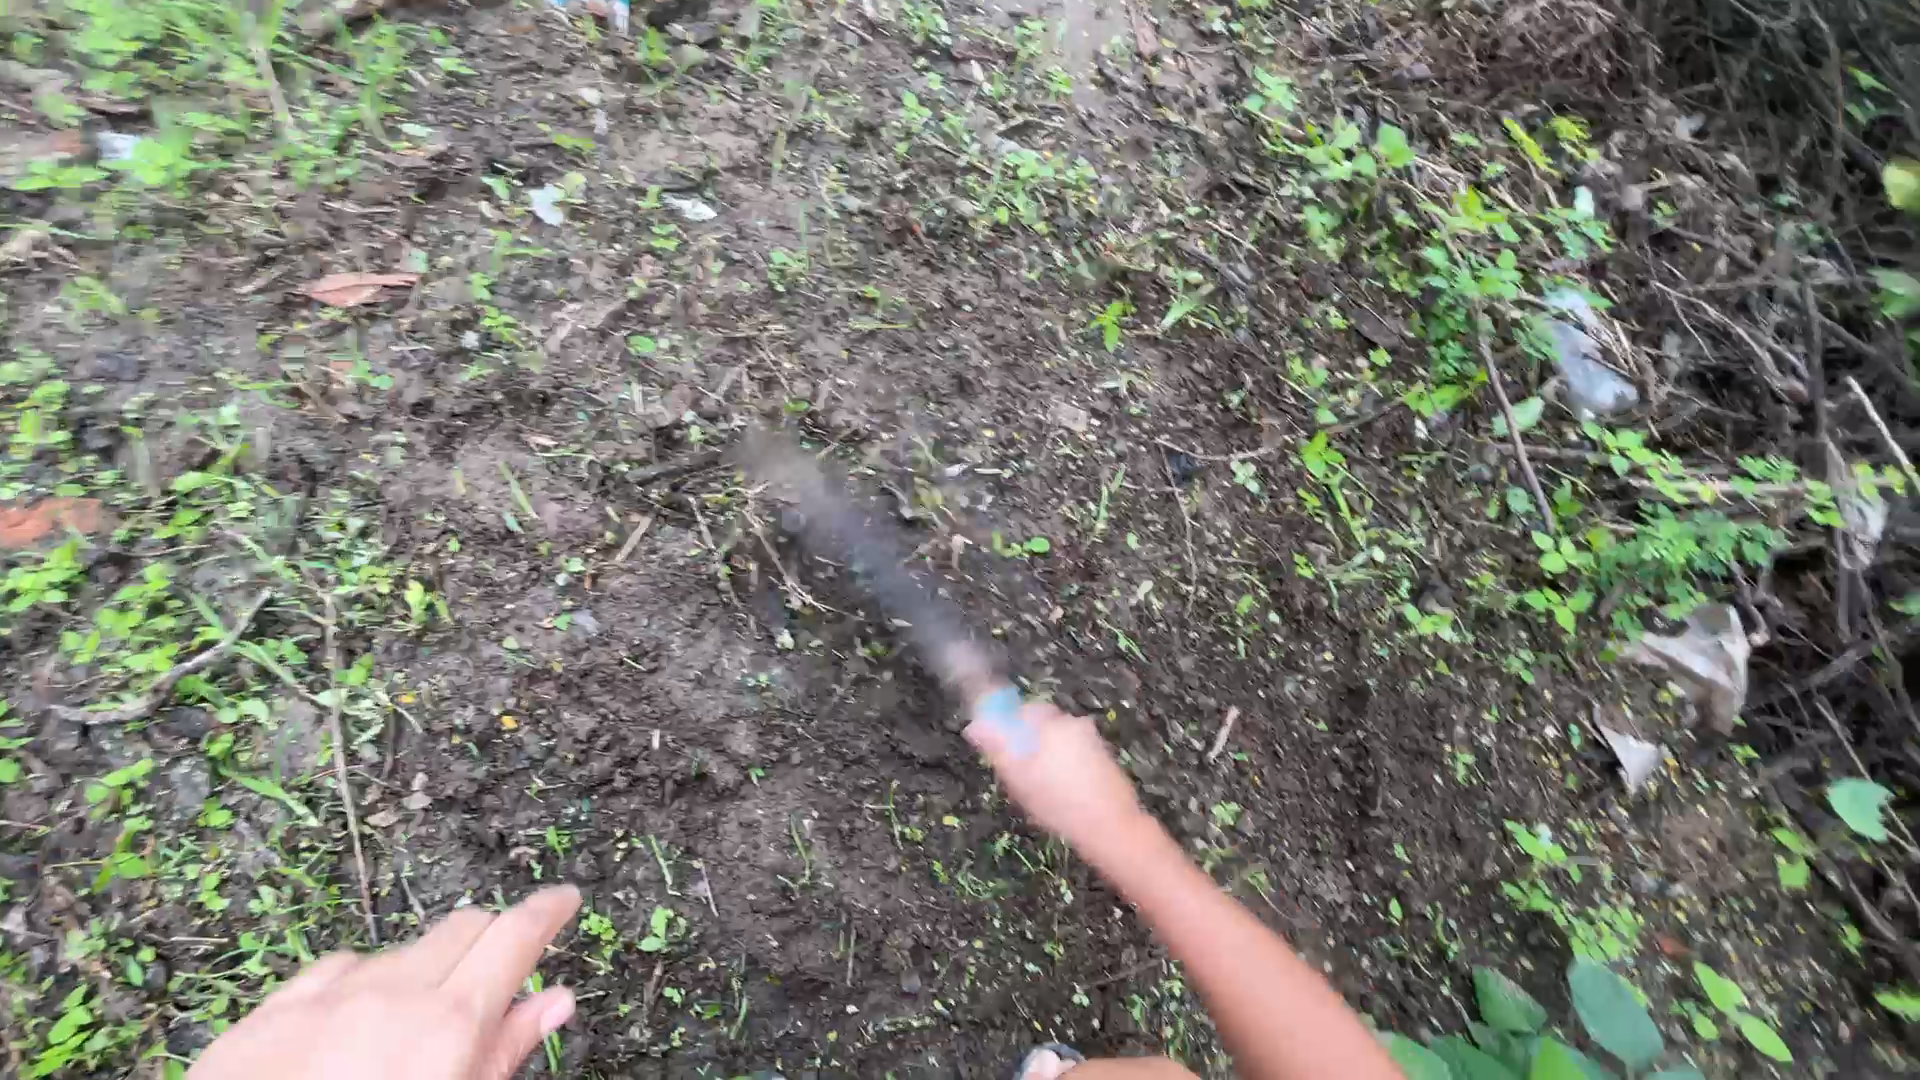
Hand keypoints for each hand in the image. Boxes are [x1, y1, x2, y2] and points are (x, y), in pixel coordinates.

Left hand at [189, 885, 581, 1079]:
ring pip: (405, 948)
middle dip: (489, 939)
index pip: (518, 934)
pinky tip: (350, 1026)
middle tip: (491, 978)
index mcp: (449, 1026)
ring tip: (408, 1026)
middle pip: (466, 925)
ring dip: (425, 970)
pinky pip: (338, 968)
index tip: (566, 899)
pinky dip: (361, 984)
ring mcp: (328, 999)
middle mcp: (396, 994)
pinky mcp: (267, 1015)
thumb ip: (504, 1052)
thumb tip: (557, 998)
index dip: (549, 909)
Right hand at [965, 701, 1149, 858]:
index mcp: (1050, 722)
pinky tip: (1064, 793)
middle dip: (1028, 744)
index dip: (1008, 729)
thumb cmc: (1059, 802)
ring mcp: (1092, 739)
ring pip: (1058, 740)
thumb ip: (996, 746)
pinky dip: (1066, 766)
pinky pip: (1075, 753)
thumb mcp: (1019, 778)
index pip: (1020, 711)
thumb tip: (975, 726)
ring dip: (1047, 756)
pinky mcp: (1104, 756)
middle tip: (1022, 776)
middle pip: (1040, 725)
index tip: (1005, 752)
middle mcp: (1072, 723)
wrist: (1111, 827)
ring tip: (1043, 790)